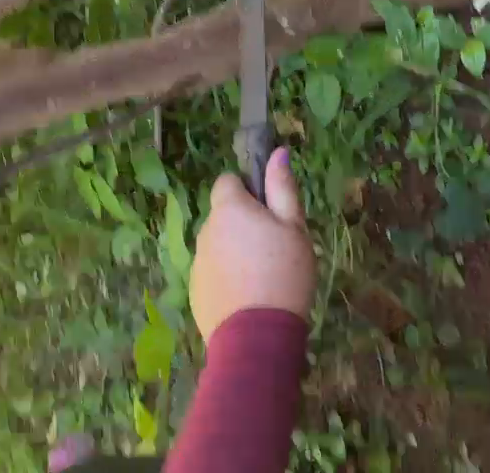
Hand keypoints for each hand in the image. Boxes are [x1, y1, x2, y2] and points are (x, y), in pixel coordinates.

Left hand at [189, 149, 314, 342]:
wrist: (257, 337)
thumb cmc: (283, 272)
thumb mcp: (294, 227)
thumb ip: (282, 188)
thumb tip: (278, 152)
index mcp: (229, 210)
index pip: (227, 181)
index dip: (247, 189)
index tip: (268, 210)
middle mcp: (206, 231)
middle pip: (223, 215)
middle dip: (243, 222)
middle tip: (274, 244)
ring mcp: (197, 264)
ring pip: (218, 244)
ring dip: (235, 249)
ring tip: (264, 274)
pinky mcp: (195, 293)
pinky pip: (213, 272)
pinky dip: (228, 276)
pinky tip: (249, 295)